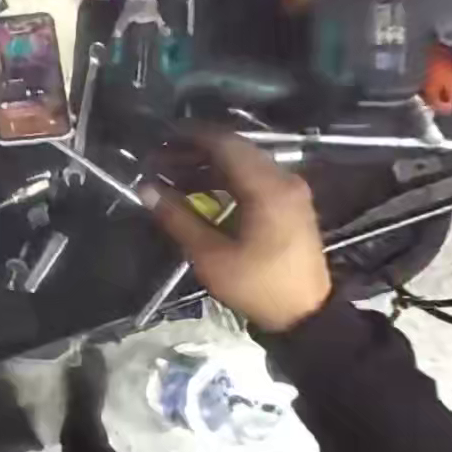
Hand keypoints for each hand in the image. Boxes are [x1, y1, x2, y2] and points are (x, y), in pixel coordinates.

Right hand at [139, 131, 331, 332]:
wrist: (304, 315)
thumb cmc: (256, 284)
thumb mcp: (210, 255)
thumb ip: (177, 217)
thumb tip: (146, 189)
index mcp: (267, 187)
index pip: (225, 144)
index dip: (190, 136)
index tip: (161, 138)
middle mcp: (283, 179)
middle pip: (235, 150)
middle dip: (194, 151)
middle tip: (160, 160)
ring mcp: (290, 191)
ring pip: (243, 164)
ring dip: (207, 167)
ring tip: (172, 177)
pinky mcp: (290, 204)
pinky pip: (253, 179)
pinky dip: (224, 179)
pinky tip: (200, 192)